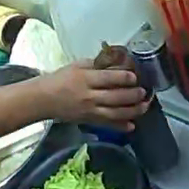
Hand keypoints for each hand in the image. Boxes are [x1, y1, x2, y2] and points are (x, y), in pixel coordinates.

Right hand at [32, 62, 149, 129]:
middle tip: (144, 92)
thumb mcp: (76, 66)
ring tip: (144, 106)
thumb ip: (96, 65)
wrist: (43, 99)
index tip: (135, 77)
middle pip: (115, 97)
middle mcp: (89, 96)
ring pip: (115, 113)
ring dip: (132, 111)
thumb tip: (116, 62)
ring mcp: (89, 111)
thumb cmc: (60, 79)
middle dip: (133, 95)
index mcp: (85, 79)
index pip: (108, 79)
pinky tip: (132, 126)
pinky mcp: (89, 121)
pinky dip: (120, 126)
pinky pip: (107, 125)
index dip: (124, 78)